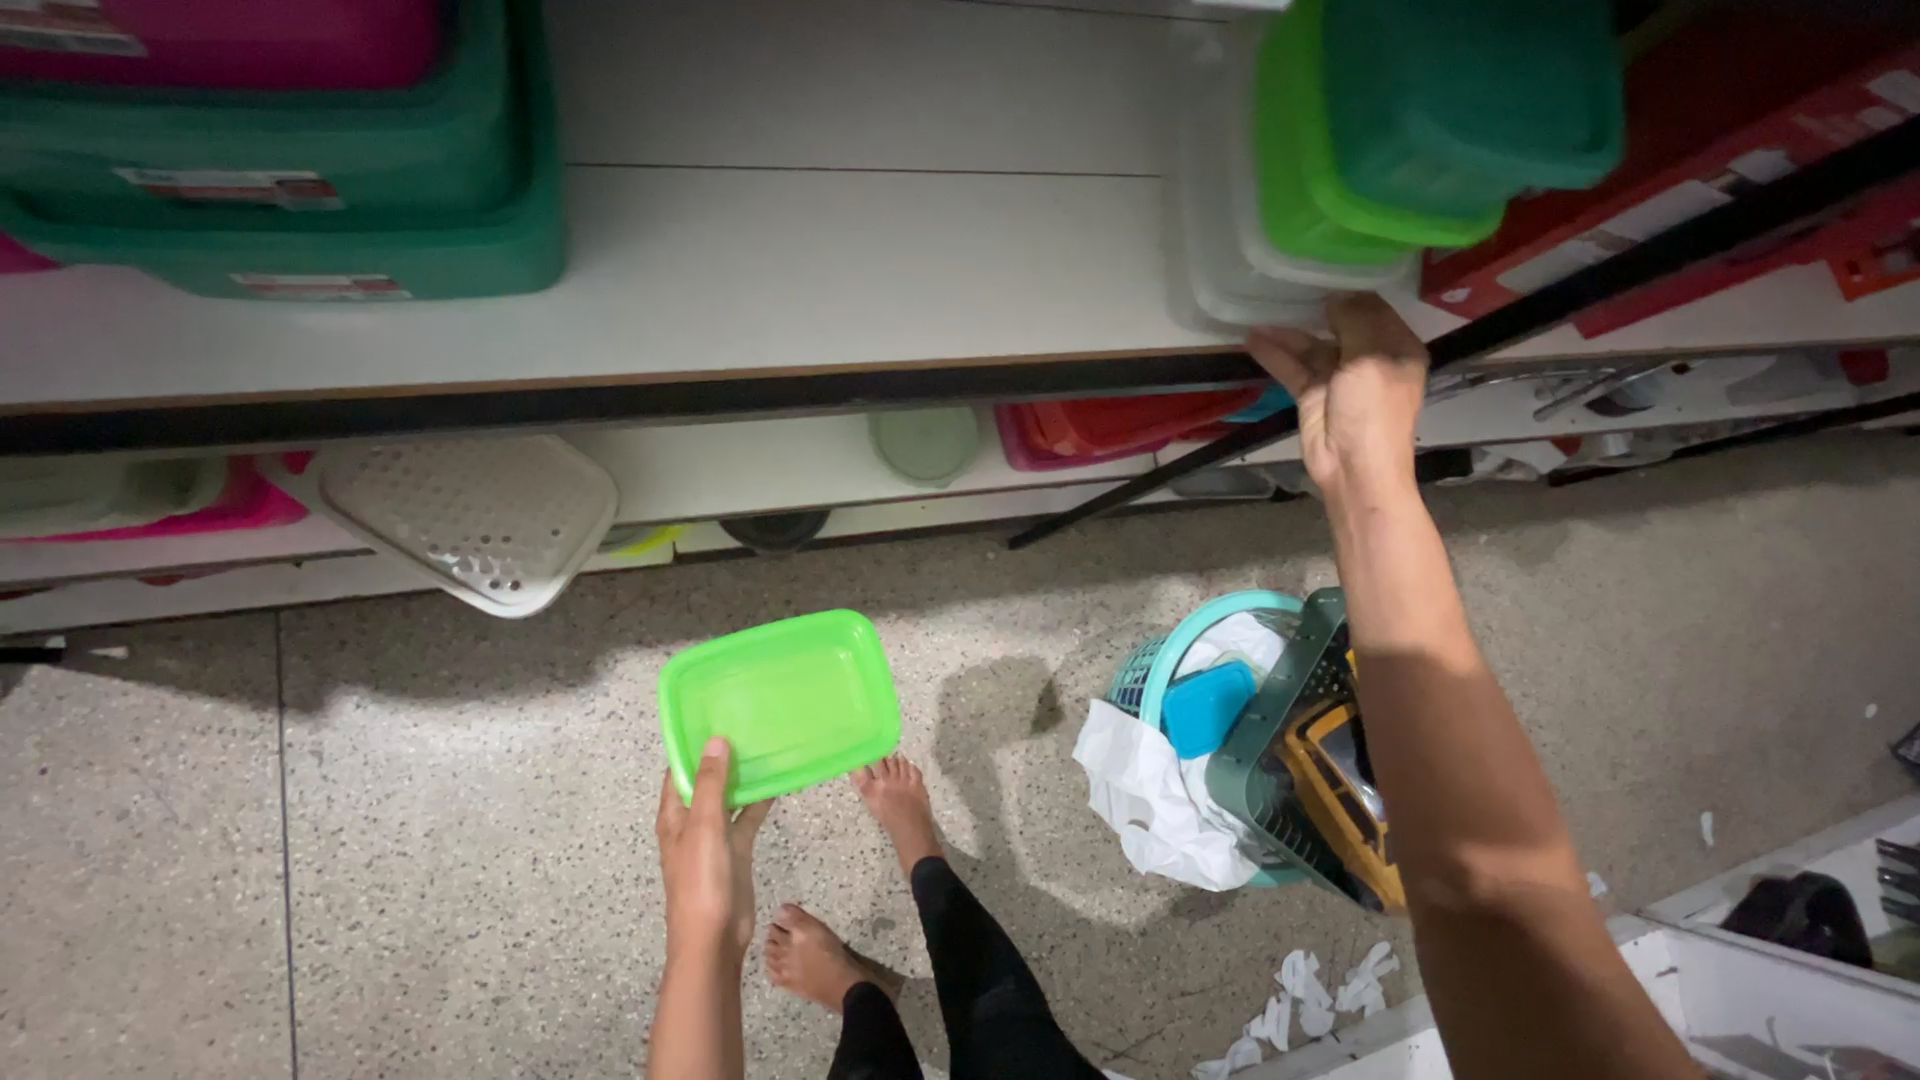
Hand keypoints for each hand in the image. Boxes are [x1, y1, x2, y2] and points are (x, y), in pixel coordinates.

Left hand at [655, 737, 772, 967]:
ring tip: (764, 746)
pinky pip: (746, 817)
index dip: (693, 747)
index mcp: (673, 815)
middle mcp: (691, 822)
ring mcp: (714, 837)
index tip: (715, 717)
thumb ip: (711, 783)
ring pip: (728, 798)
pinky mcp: (736, 850)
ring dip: (742, 777)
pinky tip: (778, 782)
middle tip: (748, 725)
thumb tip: (716, 740)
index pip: (679, 771)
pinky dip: (759, 801)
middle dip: (722, 758)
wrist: (714, 937)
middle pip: (705, 782)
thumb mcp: (704, 826)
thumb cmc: (700, 880)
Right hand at [1247, 294, 1429, 506]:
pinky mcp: (1312, 395)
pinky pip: (1292, 367)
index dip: (1351, 294)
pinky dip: (1274, 354)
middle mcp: (1368, 359)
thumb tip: (1335, 298)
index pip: (1375, 310)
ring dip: (1286, 333)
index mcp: (1397, 348)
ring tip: (1258, 315)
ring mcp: (1338, 378)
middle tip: (1289, 286)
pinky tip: (1252, 339)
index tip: (1325, 275)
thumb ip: (1354, 322)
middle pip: (1340, 325)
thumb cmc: (1374, 410)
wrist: (1355, 466)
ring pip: (1310, 347)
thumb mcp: (1371, 358)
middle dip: (1316, 309)